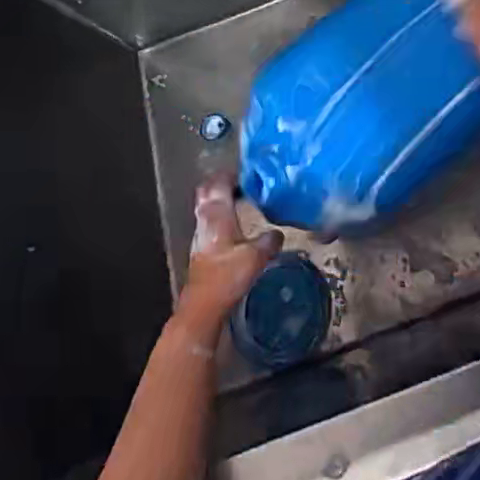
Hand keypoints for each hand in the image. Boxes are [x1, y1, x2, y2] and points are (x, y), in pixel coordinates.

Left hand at [175, 173, 282, 335]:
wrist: (203, 307)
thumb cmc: (227, 276)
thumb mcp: (255, 257)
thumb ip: (268, 242)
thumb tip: (278, 233)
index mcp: (217, 215)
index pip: (219, 184)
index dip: (231, 174)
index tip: (247, 172)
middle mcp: (205, 220)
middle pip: (208, 192)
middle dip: (221, 183)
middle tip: (242, 182)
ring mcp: (201, 234)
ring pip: (207, 206)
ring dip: (219, 199)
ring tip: (240, 199)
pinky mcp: (201, 248)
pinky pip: (209, 221)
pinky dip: (220, 215)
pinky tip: (234, 225)